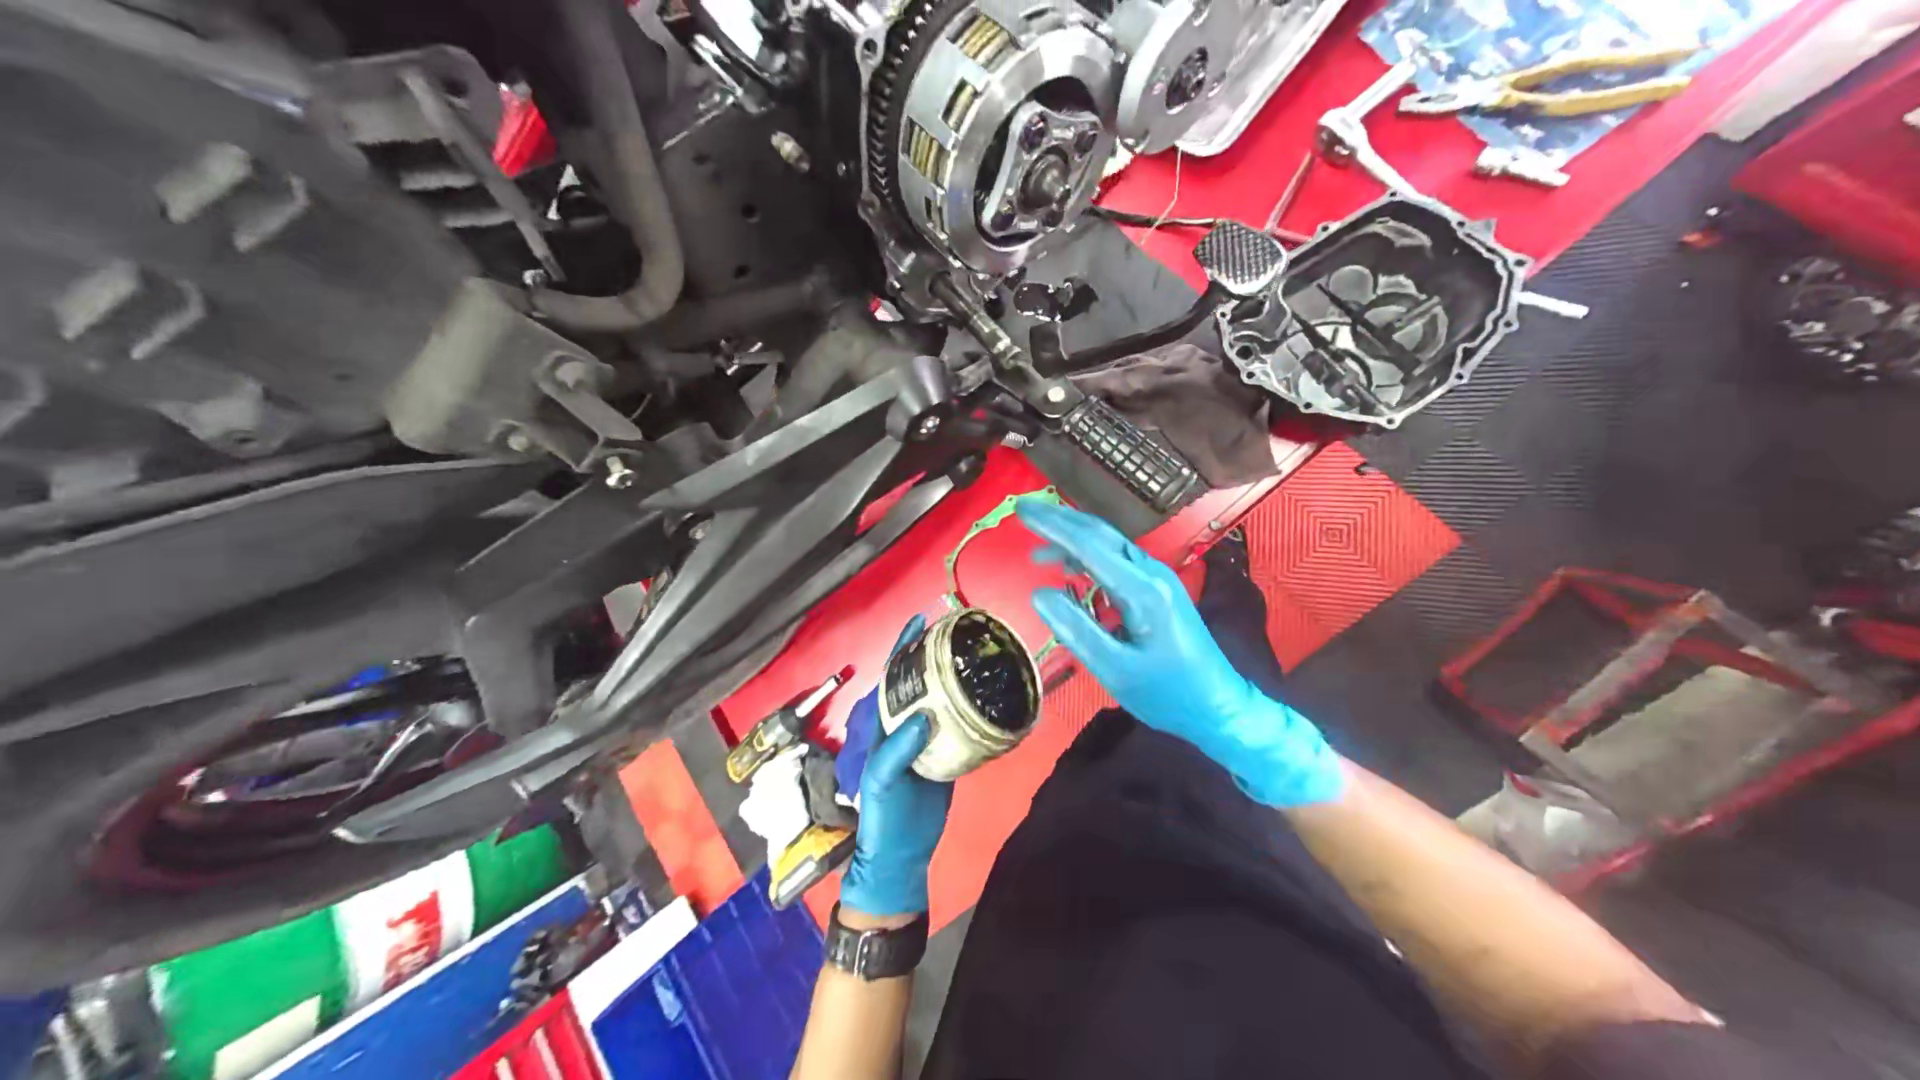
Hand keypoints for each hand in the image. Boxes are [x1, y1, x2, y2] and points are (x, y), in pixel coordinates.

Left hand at [839, 617, 952, 916]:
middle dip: (933, 656)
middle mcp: (902, 724)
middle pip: (917, 682)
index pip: (890, 676)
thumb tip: (924, 716)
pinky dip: (968, 708)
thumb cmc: (883, 815)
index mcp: (881, 723)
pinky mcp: (944, 752)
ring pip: (938, 699)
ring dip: (952, 679)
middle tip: (959, 635)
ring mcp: (924, 738)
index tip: (921, 621)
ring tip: (975, 658)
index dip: (902, 647)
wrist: (902, 852)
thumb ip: (897, 750)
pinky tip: (985, 697)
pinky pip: (956, 723)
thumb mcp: (882, 782)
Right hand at [1016, 500, 1342, 807]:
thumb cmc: (1167, 693)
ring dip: (1072, 541)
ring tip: (1038, 553)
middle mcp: (1151, 574)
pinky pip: (1117, 563)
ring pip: (1109, 546)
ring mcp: (1158, 579)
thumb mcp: (1114, 669)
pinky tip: (1070, 571)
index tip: (1021, 510)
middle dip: (1060, 521)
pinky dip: (1088, 560)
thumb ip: (1075, 629)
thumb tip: (1039, 594)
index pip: (1089, 545)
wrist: (1218, 706)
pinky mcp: (1158, 590)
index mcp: (1142, 590)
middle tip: (1024, 511)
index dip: (1052, 525)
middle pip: (1100, 534)